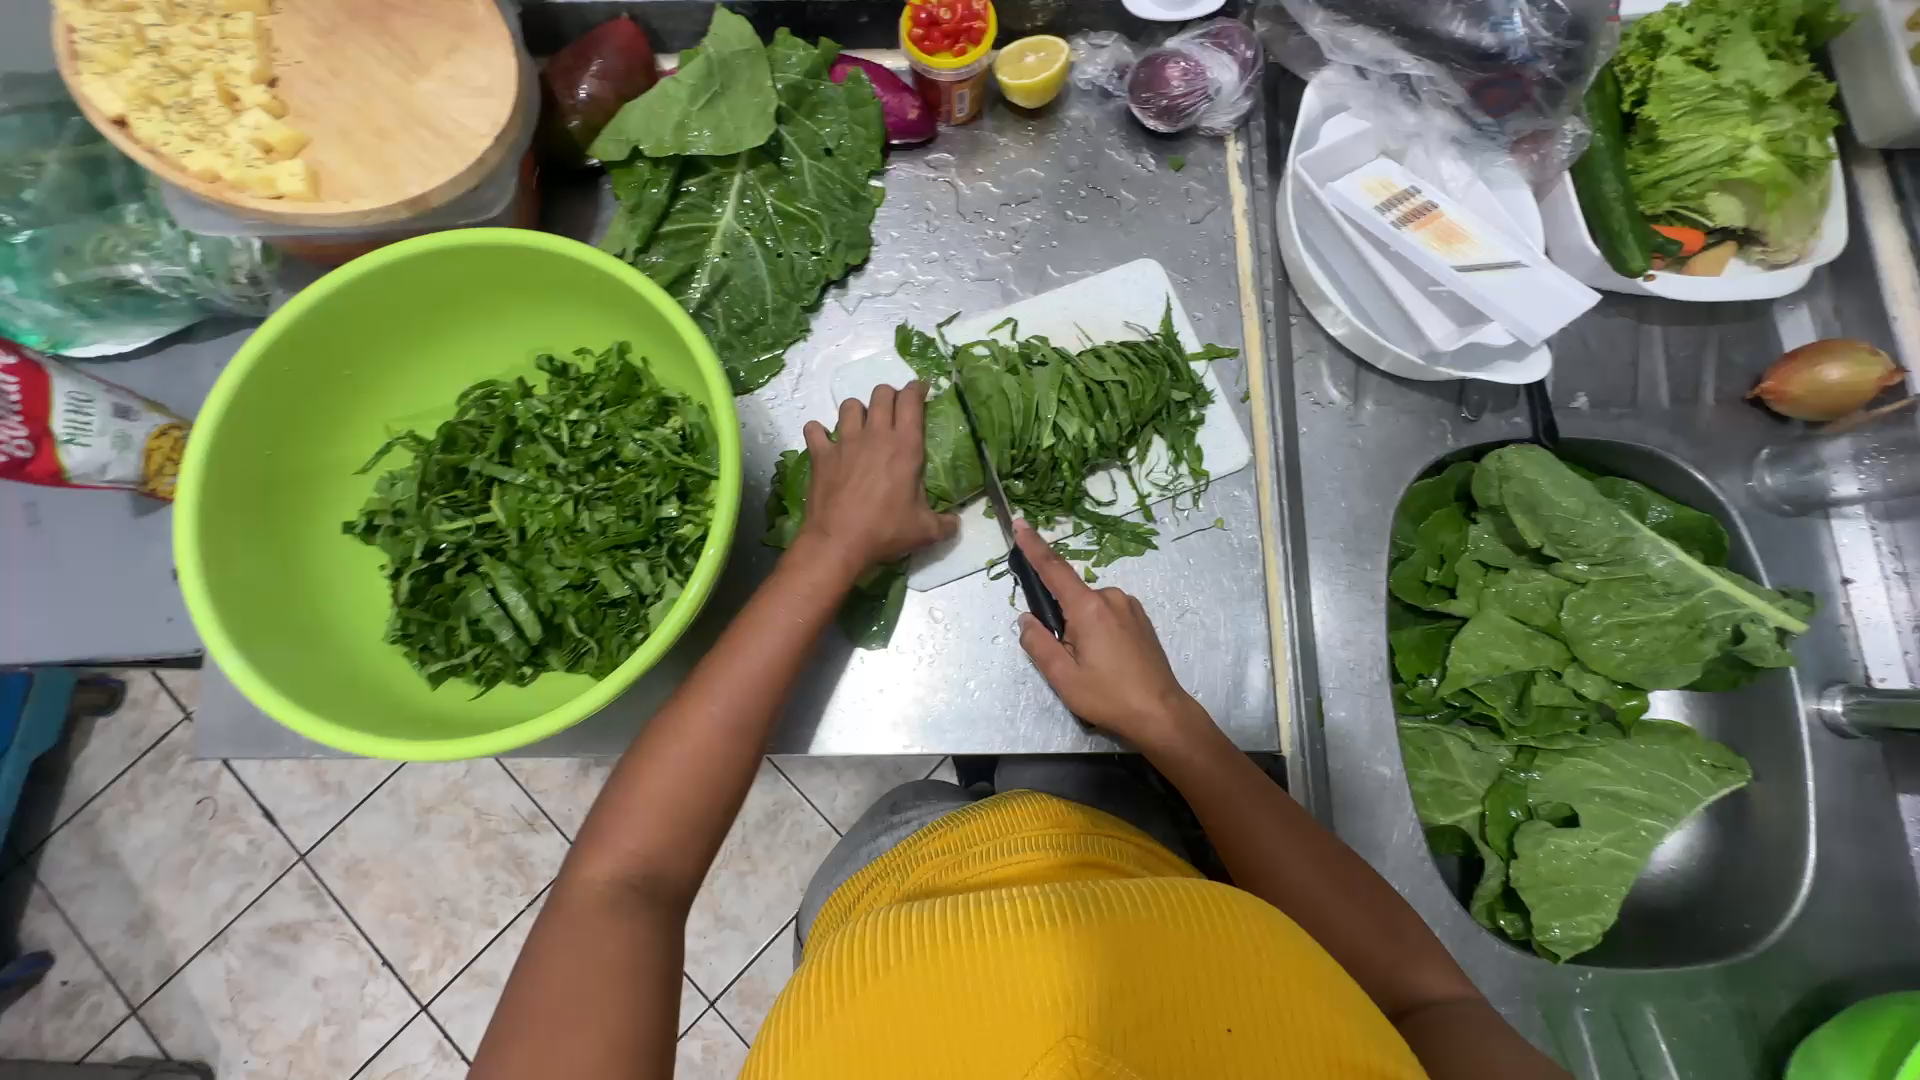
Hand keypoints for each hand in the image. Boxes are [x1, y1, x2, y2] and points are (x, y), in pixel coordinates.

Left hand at [798, 382, 958, 574]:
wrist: (838, 541)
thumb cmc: (885, 531)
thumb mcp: (925, 531)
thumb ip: (945, 523)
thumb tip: (956, 523)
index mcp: (905, 446)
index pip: (911, 400)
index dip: (916, 389)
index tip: (920, 391)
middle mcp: (875, 435)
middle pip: (881, 394)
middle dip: (890, 395)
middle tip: (895, 410)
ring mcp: (845, 442)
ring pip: (850, 406)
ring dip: (858, 410)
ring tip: (862, 424)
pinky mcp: (821, 455)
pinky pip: (815, 430)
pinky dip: (819, 432)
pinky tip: (824, 440)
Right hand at [1014, 522, 1214, 748]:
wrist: (1161, 713)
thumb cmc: (1109, 696)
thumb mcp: (1062, 676)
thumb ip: (1037, 643)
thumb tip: (1026, 619)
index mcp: (1089, 607)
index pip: (1054, 568)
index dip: (1033, 546)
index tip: (1020, 523)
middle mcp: (1111, 597)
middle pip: (1070, 596)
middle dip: (1060, 621)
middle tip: (1069, 660)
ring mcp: (1129, 606)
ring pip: (1089, 608)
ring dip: (1080, 628)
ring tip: (1092, 666)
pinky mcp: (1140, 618)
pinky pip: (1106, 614)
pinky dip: (1097, 630)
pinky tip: (1107, 661)